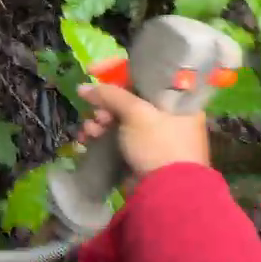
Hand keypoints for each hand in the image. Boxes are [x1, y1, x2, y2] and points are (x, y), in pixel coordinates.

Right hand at [77, 81, 211, 181]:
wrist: (168, 192)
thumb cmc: (159, 145)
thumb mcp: (137, 113)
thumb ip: (110, 95)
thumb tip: (84, 87)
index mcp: (176, 102)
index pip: (145, 74)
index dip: (117, 70)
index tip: (92, 71)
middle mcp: (166, 115)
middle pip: (126, 96)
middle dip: (104, 102)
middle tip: (99, 113)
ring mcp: (151, 134)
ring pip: (116, 116)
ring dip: (98, 119)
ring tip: (93, 130)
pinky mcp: (137, 150)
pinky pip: (113, 133)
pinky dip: (99, 134)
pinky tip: (88, 139)